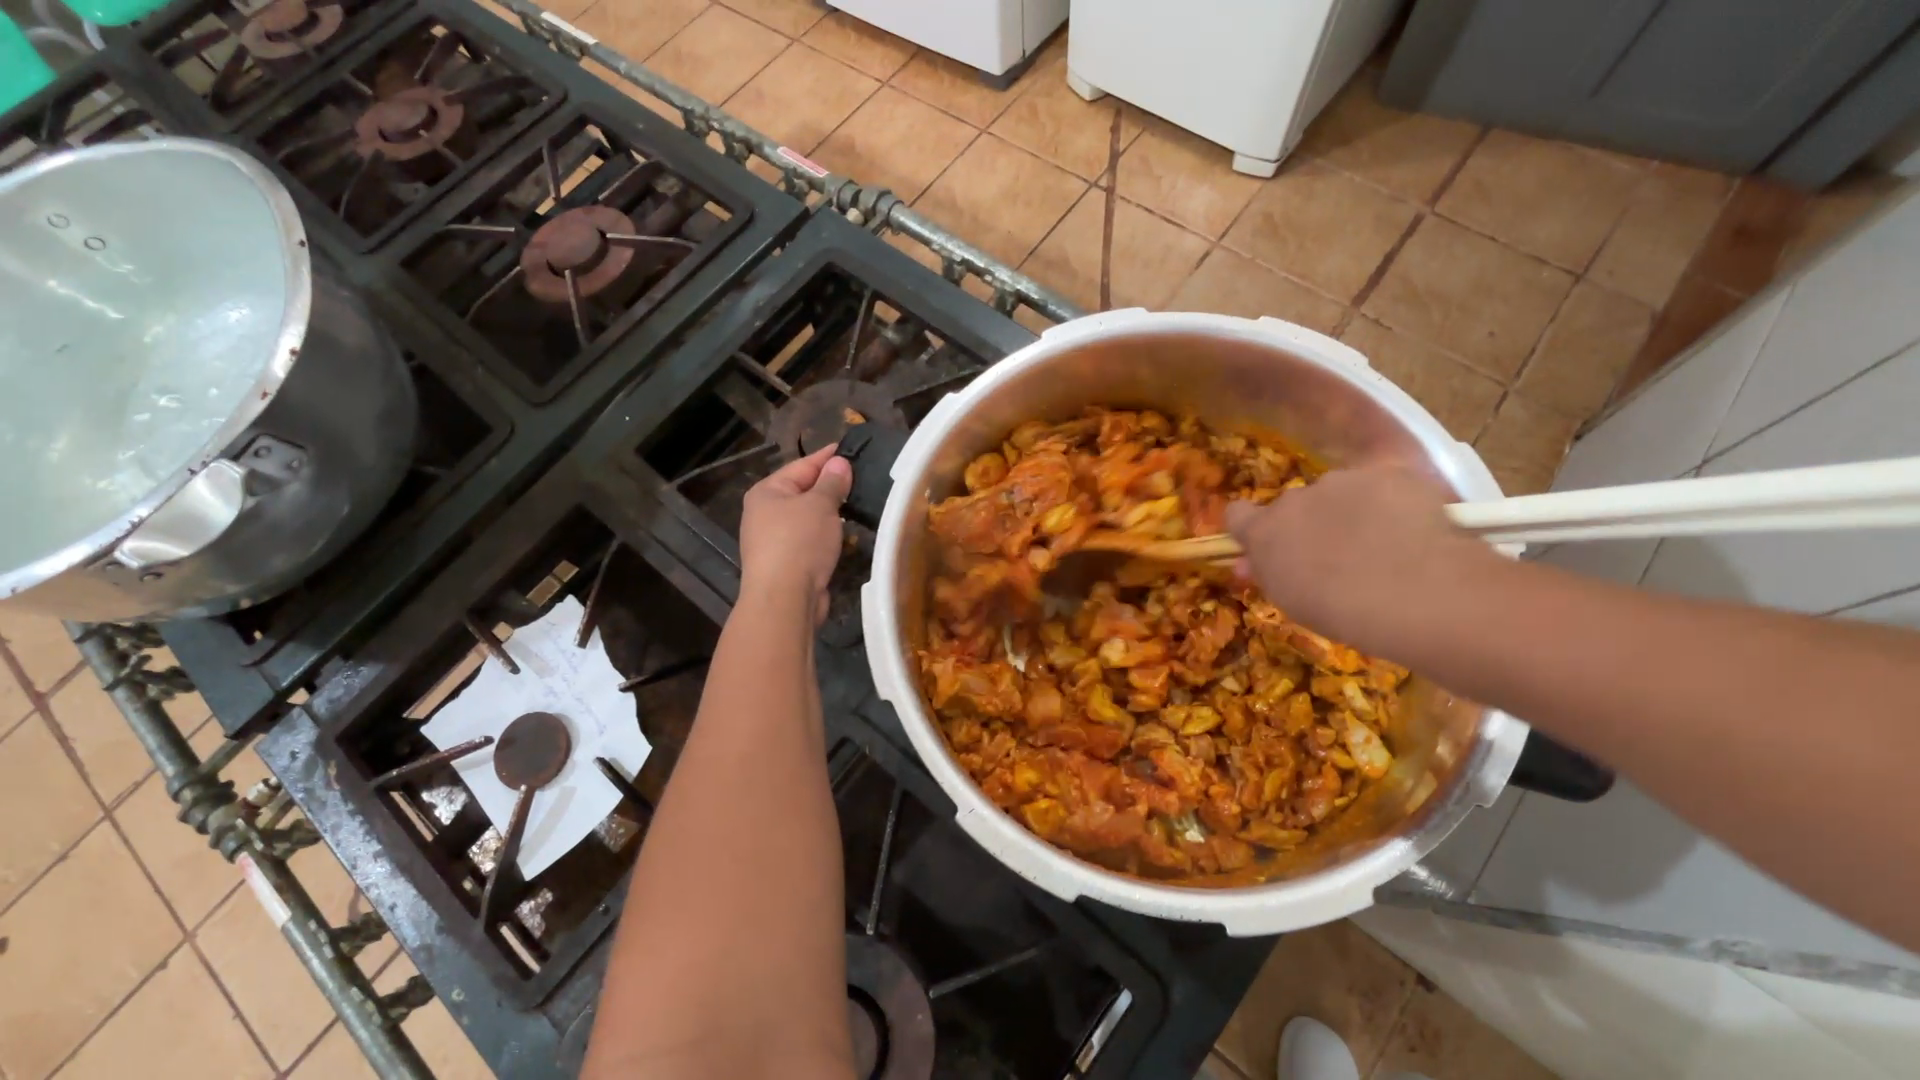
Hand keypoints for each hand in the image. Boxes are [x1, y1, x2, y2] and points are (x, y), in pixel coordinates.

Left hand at [739, 445, 854, 617]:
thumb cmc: (799, 542)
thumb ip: (832, 483)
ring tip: (860, 503)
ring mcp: (774, 541)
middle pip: (803, 492)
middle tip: (863, 477)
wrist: (785, 599)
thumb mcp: (819, 505)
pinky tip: (847, 535)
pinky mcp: (787, 564)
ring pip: (808, 518)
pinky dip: (828, 536)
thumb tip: (839, 463)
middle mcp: (765, 513)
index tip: (852, 449)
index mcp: (766, 492)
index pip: (802, 465)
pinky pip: (811, 541)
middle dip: (831, 486)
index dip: (828, 457)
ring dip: (831, 513)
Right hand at [1224, 464, 1501, 652]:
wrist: (1412, 592)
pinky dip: (1393, 503)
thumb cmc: (1340, 610)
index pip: (1238, 514)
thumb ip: (1267, 572)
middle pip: (1296, 504)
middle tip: (1338, 557)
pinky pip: (1385, 485)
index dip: (1250, 528)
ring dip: (1351, 510)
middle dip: (1310, 523)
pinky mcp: (1390, 474)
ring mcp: (1345, 481)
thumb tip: (1247, 561)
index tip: (1267, 546)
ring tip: (1383, 545)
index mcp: (1266, 529)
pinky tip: (1412, 532)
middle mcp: (1298, 497)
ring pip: (1341, 492)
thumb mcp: (1291, 601)